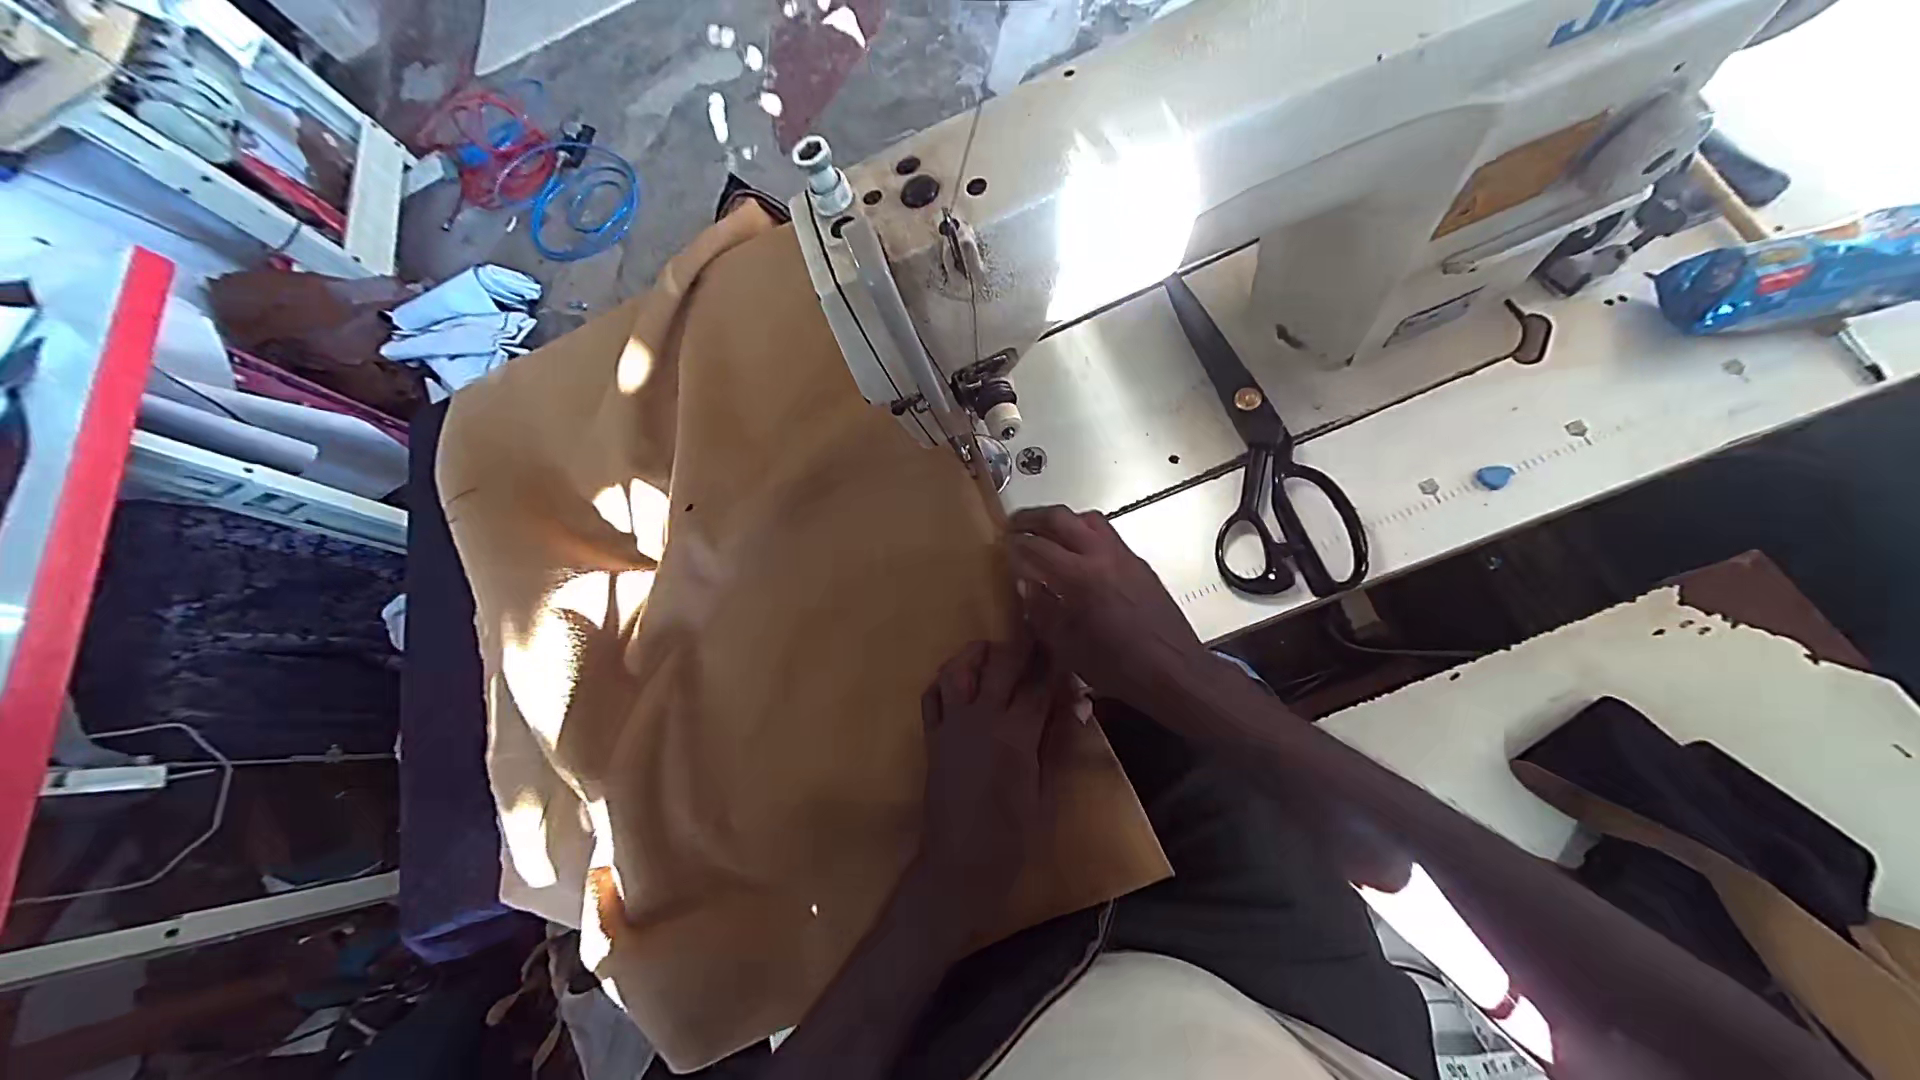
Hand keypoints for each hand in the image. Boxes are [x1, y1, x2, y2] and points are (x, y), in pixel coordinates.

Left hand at [915, 639, 1057, 918]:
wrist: (960, 864)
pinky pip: (932, 697)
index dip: (1054, 661)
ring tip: (992, 650)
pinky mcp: (932, 737)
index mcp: (1016, 734)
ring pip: (958, 671)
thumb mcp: (1045, 790)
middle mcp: (981, 718)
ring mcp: (952, 725)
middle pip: (1000, 665)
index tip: (1064, 641)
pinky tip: (958, 680)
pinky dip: (944, 681)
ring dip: (976, 654)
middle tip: (1033, 632)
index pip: (1040, 684)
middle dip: (1020, 644)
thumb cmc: (1013, 835)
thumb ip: (1056, 741)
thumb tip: (1078, 703)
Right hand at [1006, 506, 1221, 718]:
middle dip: (1032, 517)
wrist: (1173, 671)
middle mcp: (1103, 556)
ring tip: (1045, 533)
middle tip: (1015, 525)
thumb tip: (1025, 585)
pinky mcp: (1139, 564)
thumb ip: (1041, 610)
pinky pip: (1107, 534)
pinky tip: (1078, 554)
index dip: (1014, 543)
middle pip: (1060, 517)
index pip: (1036, 545)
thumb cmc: (1119, 668)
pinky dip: (1084, 533)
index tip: (1002, 545)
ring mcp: (1124, 556)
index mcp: (1080, 577)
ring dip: (1062, 520)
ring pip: (1087, 519)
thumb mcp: (1067, 647)